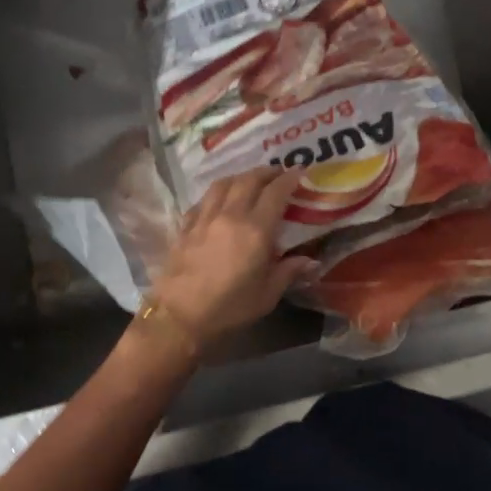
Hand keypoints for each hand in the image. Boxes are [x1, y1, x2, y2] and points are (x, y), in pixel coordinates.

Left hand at [149, 167, 315, 348]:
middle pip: (249, 180)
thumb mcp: (267, 295)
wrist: (179, 318)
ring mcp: (204, 218)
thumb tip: (311, 261)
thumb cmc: (229, 309)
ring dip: (240, 177)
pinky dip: (216, 194)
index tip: (300, 172)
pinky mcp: (185, 227)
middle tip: (278, 173)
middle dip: (266, 172)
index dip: (289, 178)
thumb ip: (289, 272)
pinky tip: (219, 201)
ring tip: (249, 180)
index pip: (276, 192)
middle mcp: (230, 216)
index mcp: (256, 230)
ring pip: (223, 184)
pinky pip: (203, 200)